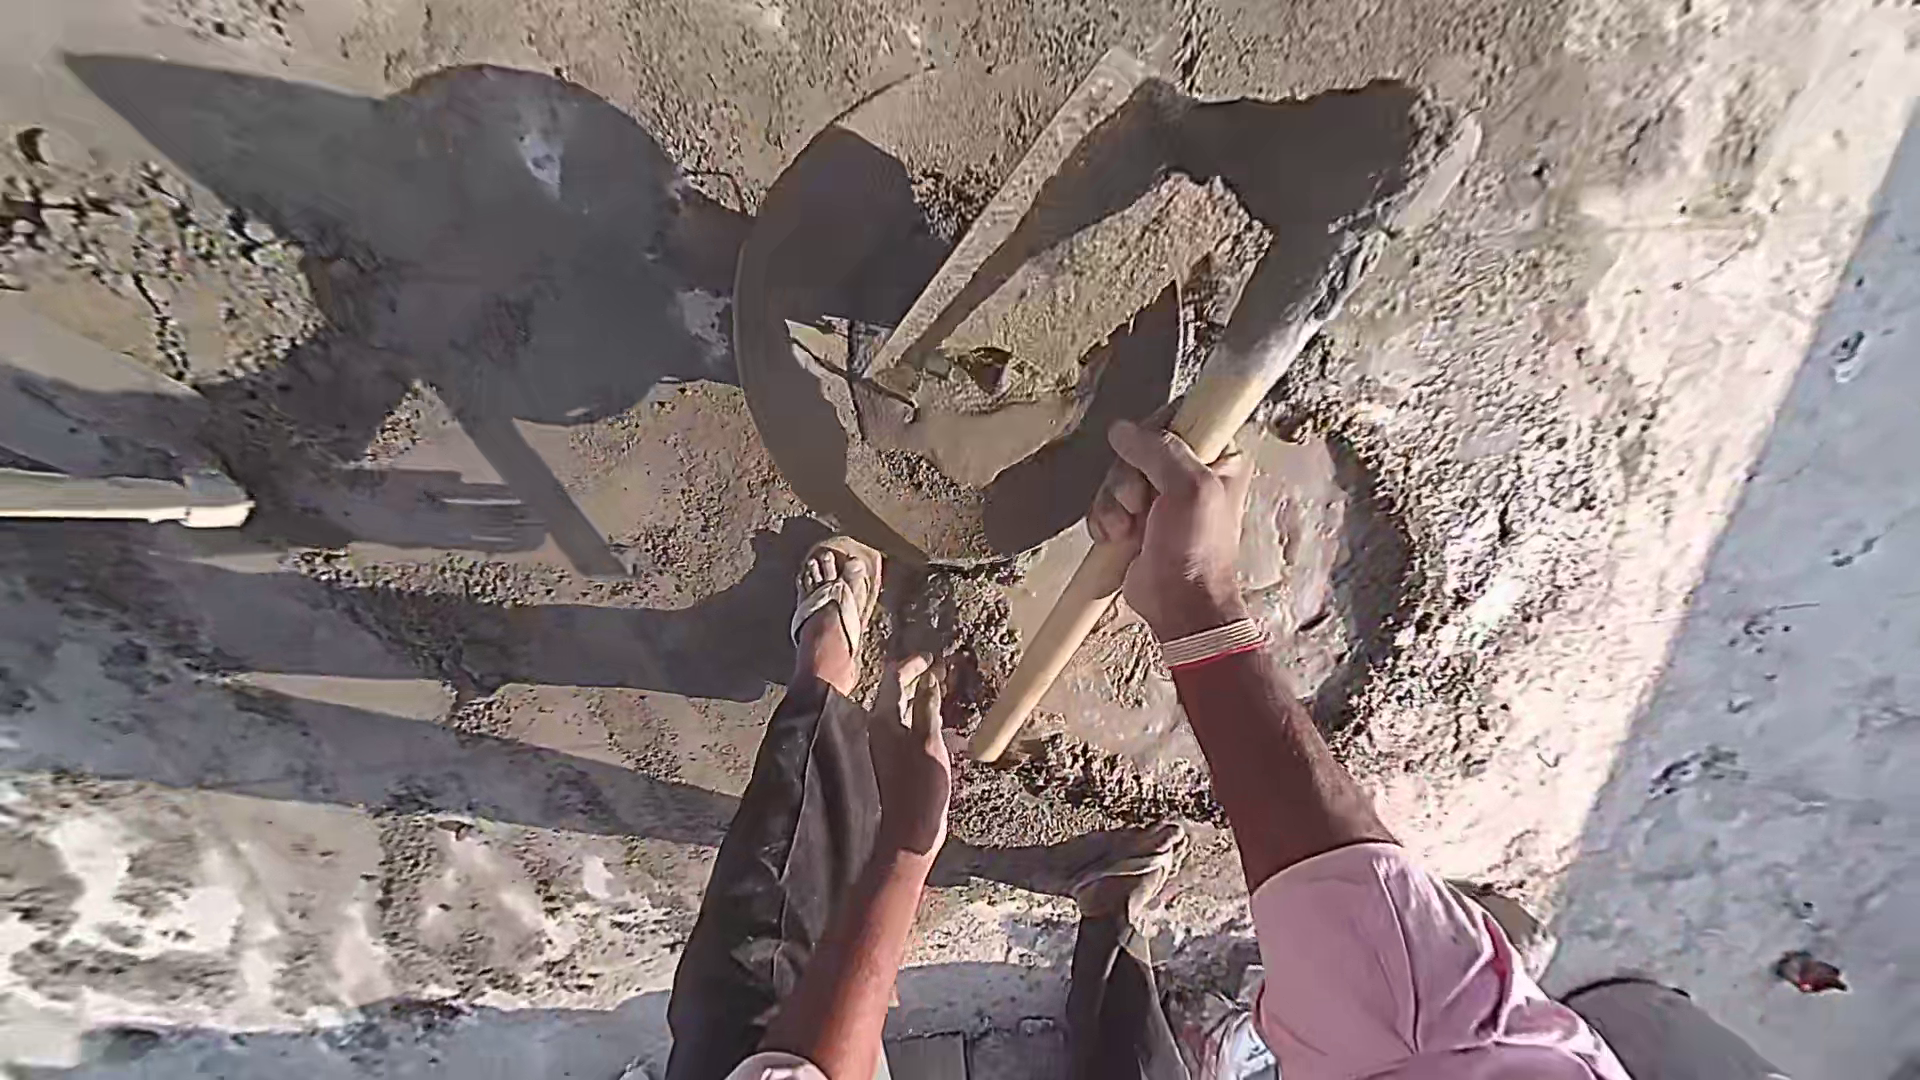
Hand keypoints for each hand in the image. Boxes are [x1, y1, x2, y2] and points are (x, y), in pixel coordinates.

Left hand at [867, 655, 950, 857]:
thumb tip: (928, 678)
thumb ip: (927, 706)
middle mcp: (881, 727)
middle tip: (943, 671)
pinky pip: (911, 727)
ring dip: (925, 698)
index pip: (894, 678)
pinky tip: (949, 727)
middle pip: (897, 692)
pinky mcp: (897, 757)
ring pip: (906, 710)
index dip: (914, 664)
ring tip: (948, 692)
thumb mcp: (929, 741)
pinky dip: (927, 719)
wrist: (911, 831)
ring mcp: (888, 743)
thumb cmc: (920, 786)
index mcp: (884, 719)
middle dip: (920, 678)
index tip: (934, 658)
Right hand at [1087, 419, 1254, 639]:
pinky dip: (1103, 520)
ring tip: (1127, 530)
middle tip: (1138, 505)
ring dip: (1112, 504)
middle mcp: (1186, 472)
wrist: (1177, 602)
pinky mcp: (1132, 519)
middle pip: (1136, 448)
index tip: (1145, 455)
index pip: (1178, 417)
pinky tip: (1115, 538)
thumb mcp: (1189, 489)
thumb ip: (1158, 450)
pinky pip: (1103, 502)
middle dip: (1127, 479)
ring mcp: (1156, 497)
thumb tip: (1120, 429)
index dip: (1153, 432)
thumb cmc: (1197, 548)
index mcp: (1216, 457)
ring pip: (1115, 476)